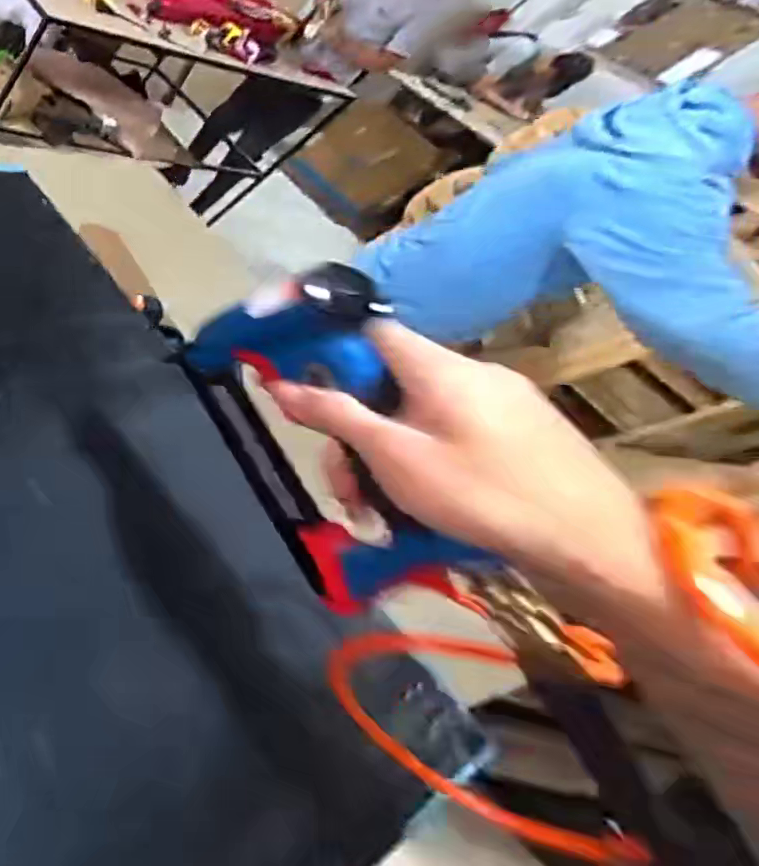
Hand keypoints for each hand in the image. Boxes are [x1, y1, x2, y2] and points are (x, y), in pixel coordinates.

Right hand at [264, 323, 663, 608]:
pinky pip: (442, 429)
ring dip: (376, 454)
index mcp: (441, 368)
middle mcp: (470, 373)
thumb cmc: (484, 494)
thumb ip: (333, 414)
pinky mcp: (517, 431)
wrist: (604, 551)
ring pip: (409, 413)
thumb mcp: (393, 455)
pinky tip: (409, 500)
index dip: (327, 347)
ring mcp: (499, 402)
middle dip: (348, 429)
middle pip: (382, 383)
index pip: (369, 331)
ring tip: (371, 508)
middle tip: (340, 479)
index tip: (296, 380)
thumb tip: (278, 384)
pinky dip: (412, 457)